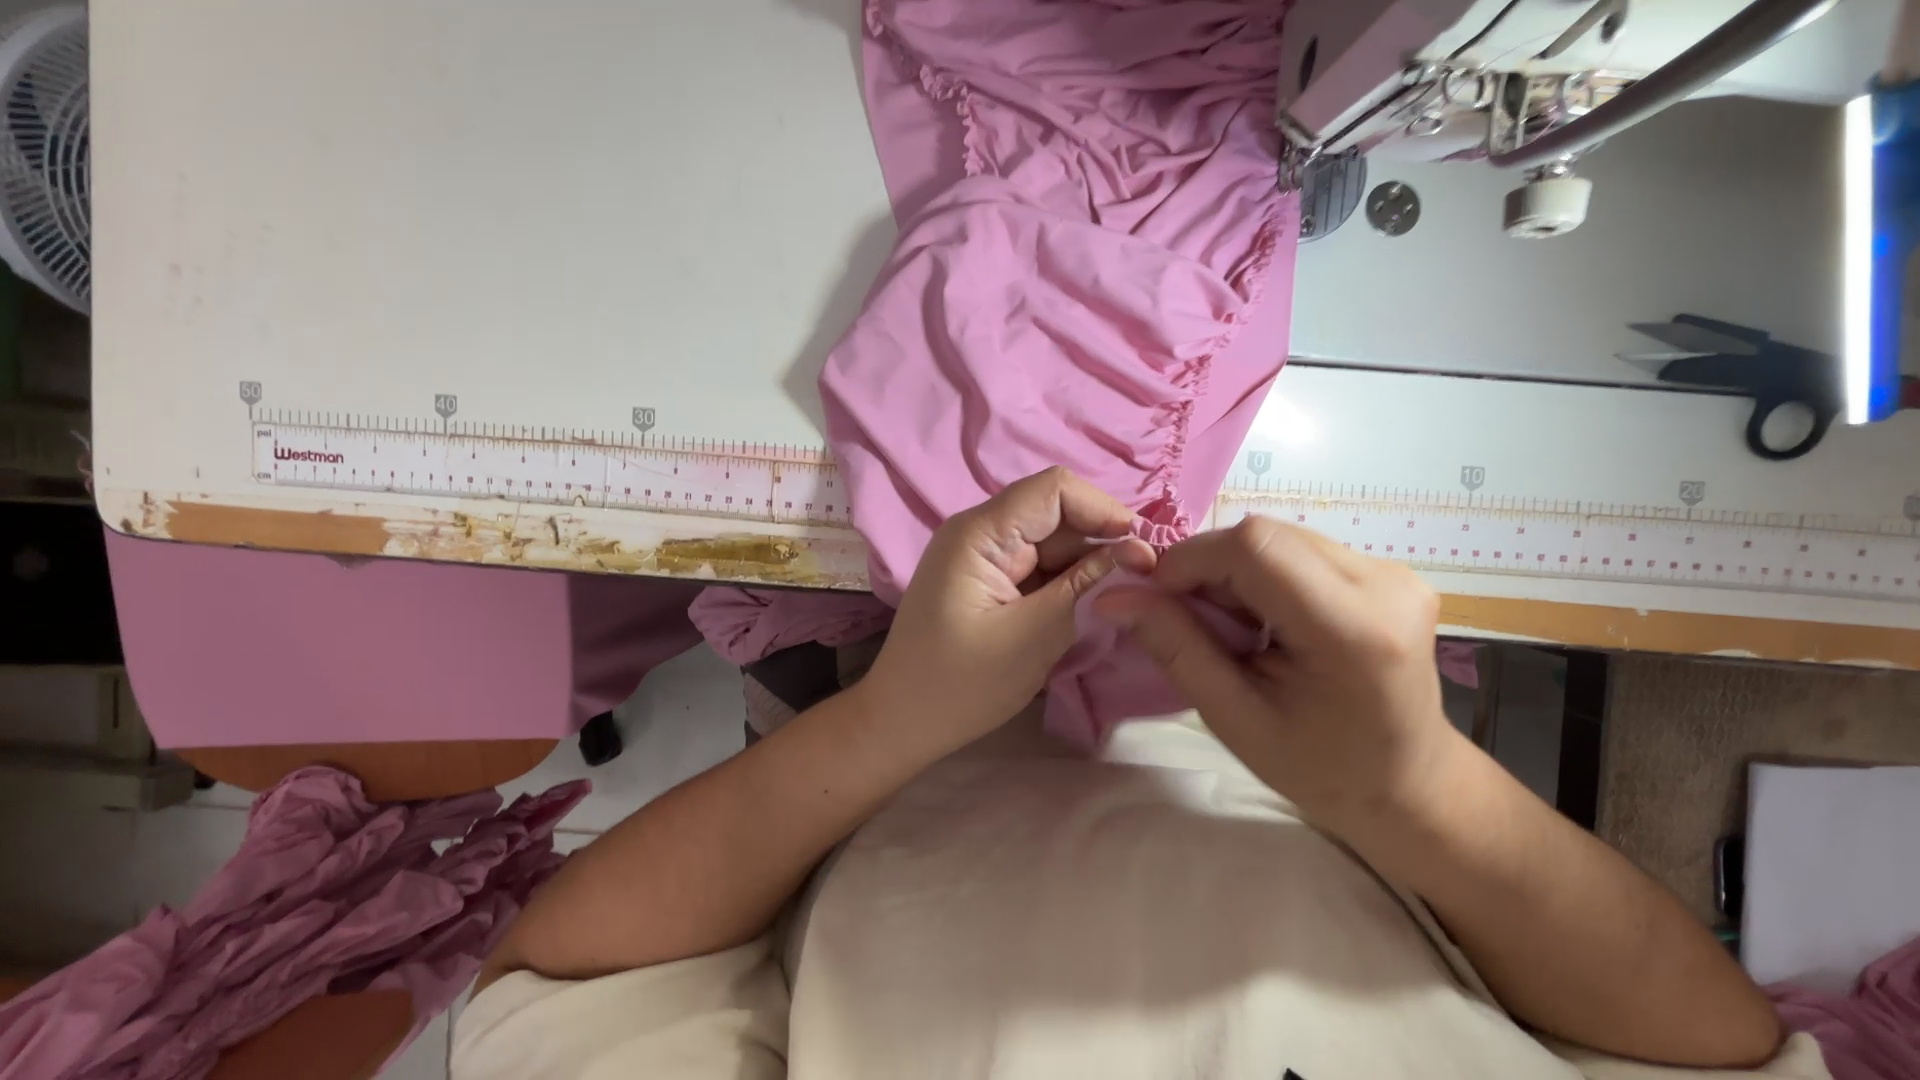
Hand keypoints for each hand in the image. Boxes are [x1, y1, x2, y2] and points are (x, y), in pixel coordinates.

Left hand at [861, 467, 1155, 755]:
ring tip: (1121, 596)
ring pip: (1050, 540)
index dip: (1102, 510)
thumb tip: (1138, 550)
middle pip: (1054, 513)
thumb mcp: (1034, 636)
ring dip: (1086, 563)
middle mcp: (978, 532)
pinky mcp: (986, 579)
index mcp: (979, 534)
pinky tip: (1089, 603)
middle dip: (1100, 540)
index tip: (1140, 550)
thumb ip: (1085, 586)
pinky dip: (1066, 580)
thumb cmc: (962, 686)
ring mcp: (981, 555)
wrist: (903, 722)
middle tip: (1142, 581)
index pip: (1053, 490)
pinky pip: (1037, 565)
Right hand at [1094, 516, 1461, 830]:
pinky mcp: (1391, 571)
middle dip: (1210, 568)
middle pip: (1266, 535)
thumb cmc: (1318, 767)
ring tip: (1235, 629)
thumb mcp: (1234, 718)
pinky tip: (1266, 621)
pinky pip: (1302, 549)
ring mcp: (1395, 572)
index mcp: (1352, 631)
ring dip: (1236, 572)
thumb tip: (1113, 596)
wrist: (1406, 783)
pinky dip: (1264, 575)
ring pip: (1280, 537)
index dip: (1191, 558)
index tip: (1156, 598)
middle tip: (1194, 621)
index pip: (1255, 547)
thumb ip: (1176, 648)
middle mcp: (1384, 584)